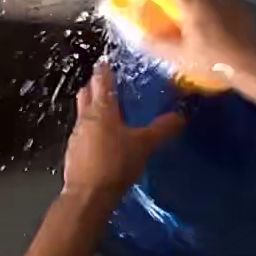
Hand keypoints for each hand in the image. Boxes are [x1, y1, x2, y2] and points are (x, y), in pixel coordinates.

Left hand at [62, 60, 184, 200]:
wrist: (88, 195)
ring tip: (108, 110)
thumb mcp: (144, 145)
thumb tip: (181, 116)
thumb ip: (162, 129)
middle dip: (95, 85)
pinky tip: (102, 138)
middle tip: (108, 83)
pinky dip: (91, 128)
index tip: (107, 60)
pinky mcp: (73, 151)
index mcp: (102, 109)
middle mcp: (86, 117)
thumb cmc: (116, 163)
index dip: (105, 69)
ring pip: (83, 112)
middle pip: (87, 92)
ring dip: (92, 107)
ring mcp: (77, 134)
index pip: (101, 80)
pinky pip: (82, 131)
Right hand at [140, 0, 255, 86]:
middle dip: (183, 6)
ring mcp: (231, 2)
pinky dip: (221, 19)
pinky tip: (222, 37)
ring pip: (210, 3)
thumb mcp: (179, 56)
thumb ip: (157, 43)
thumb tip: (140, 36)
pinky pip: (226, 10)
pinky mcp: (246, 10)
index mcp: (192, 3)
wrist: (251, 66)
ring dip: (203, 14)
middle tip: (179, 25)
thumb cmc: (211, 59)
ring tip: (203, 36)